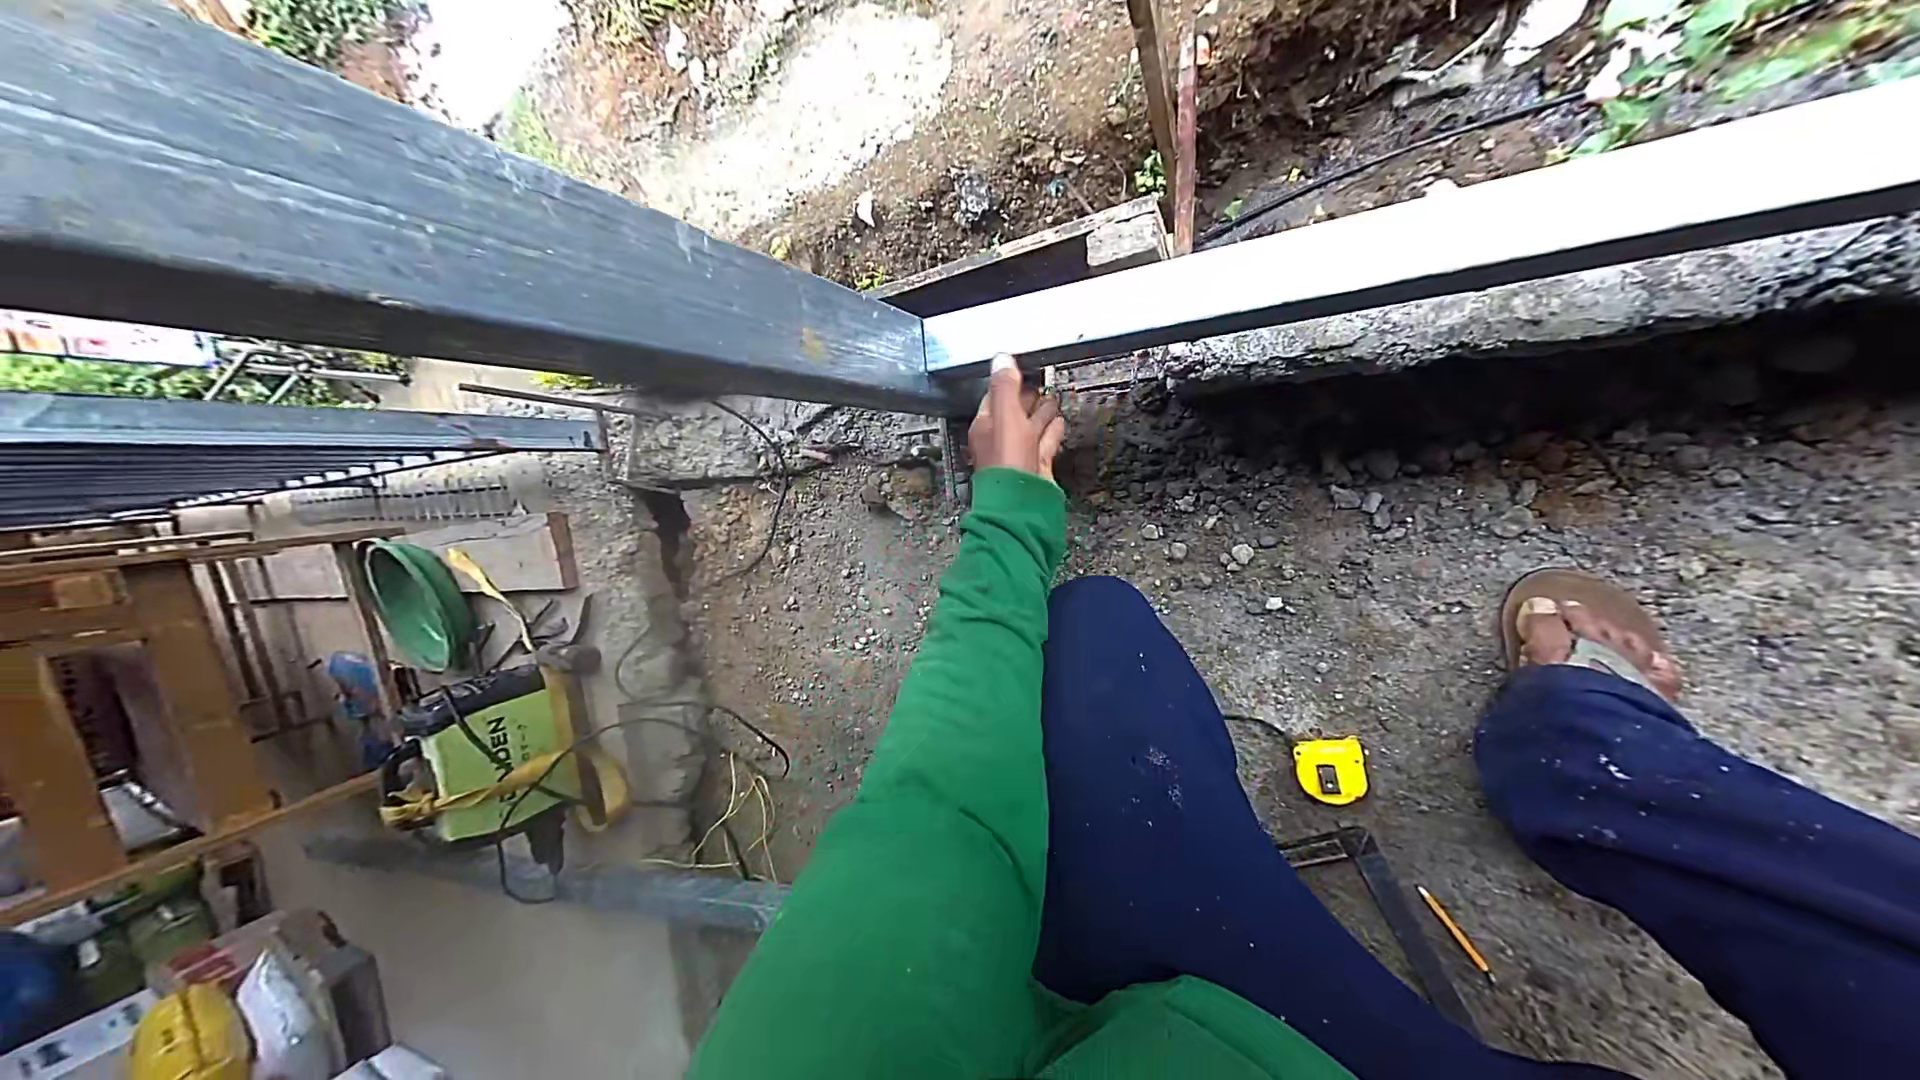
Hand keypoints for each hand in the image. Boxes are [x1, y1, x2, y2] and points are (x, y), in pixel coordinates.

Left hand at [968, 354, 1065, 482]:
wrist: (1023, 500)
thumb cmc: (1007, 462)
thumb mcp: (1005, 415)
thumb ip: (1005, 386)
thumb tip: (1002, 360)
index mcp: (986, 427)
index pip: (996, 398)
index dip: (1009, 383)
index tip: (1020, 370)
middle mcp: (1001, 441)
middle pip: (1015, 413)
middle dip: (1027, 398)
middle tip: (1039, 384)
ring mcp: (1019, 455)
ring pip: (1031, 428)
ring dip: (1042, 414)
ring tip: (1052, 401)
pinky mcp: (1037, 466)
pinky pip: (1045, 443)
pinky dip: (1052, 431)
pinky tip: (1058, 424)